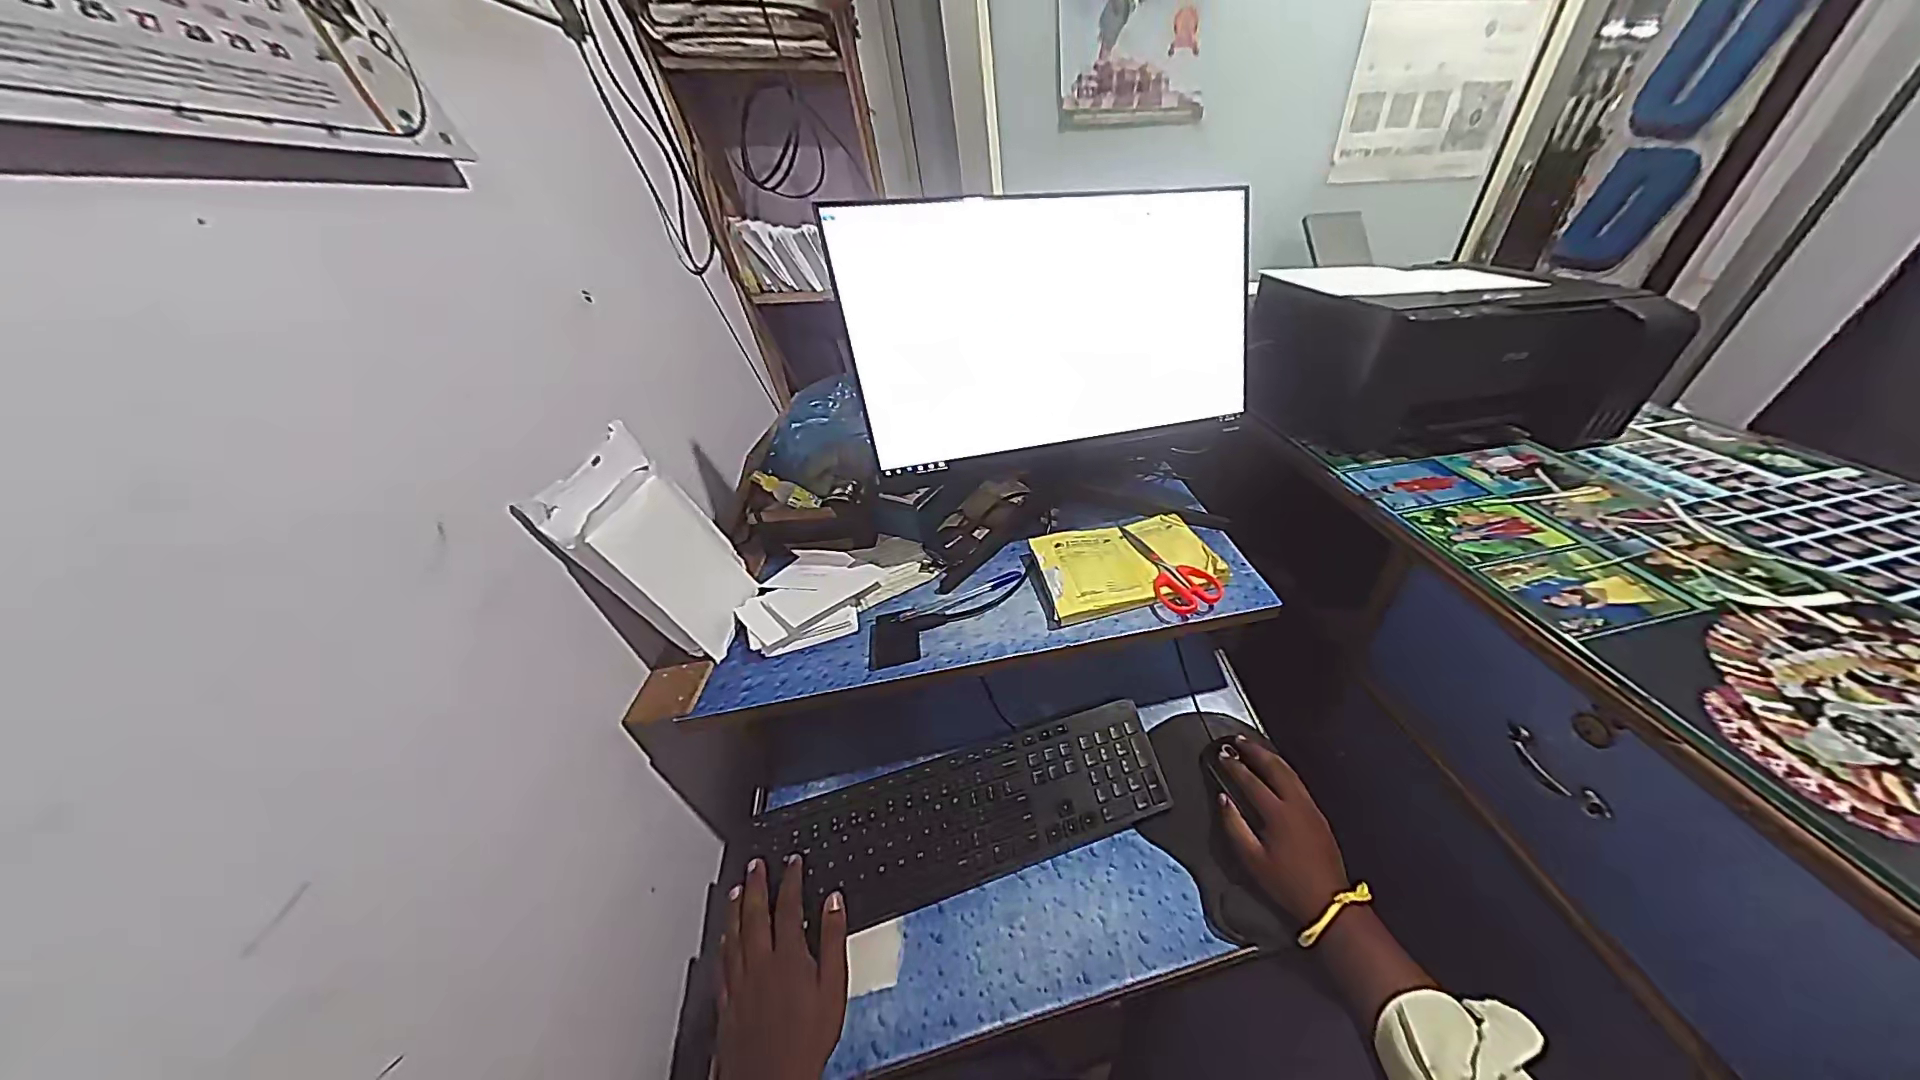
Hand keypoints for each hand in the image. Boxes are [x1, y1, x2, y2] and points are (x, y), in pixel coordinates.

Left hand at [717, 856, 847, 1079]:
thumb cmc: (807, 1039)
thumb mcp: (834, 987)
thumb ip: (833, 940)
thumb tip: (834, 903)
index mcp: (788, 956)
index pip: (788, 907)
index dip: (790, 880)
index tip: (792, 863)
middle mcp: (761, 963)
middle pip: (755, 914)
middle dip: (756, 885)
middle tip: (756, 865)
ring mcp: (741, 982)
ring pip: (734, 934)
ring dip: (736, 907)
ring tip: (737, 888)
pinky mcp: (727, 1001)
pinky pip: (722, 962)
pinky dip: (723, 942)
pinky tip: (724, 935)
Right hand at [1215, 736, 1349, 922]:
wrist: (1328, 903)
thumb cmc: (1285, 883)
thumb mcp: (1251, 859)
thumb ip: (1233, 825)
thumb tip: (1223, 799)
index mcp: (1278, 814)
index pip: (1251, 781)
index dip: (1234, 766)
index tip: (1222, 755)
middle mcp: (1296, 804)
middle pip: (1275, 767)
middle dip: (1255, 751)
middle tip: (1238, 740)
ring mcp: (1311, 808)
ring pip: (1289, 772)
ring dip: (1270, 757)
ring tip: (1254, 747)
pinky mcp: (1318, 815)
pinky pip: (1298, 782)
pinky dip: (1283, 769)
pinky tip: (1276, 769)